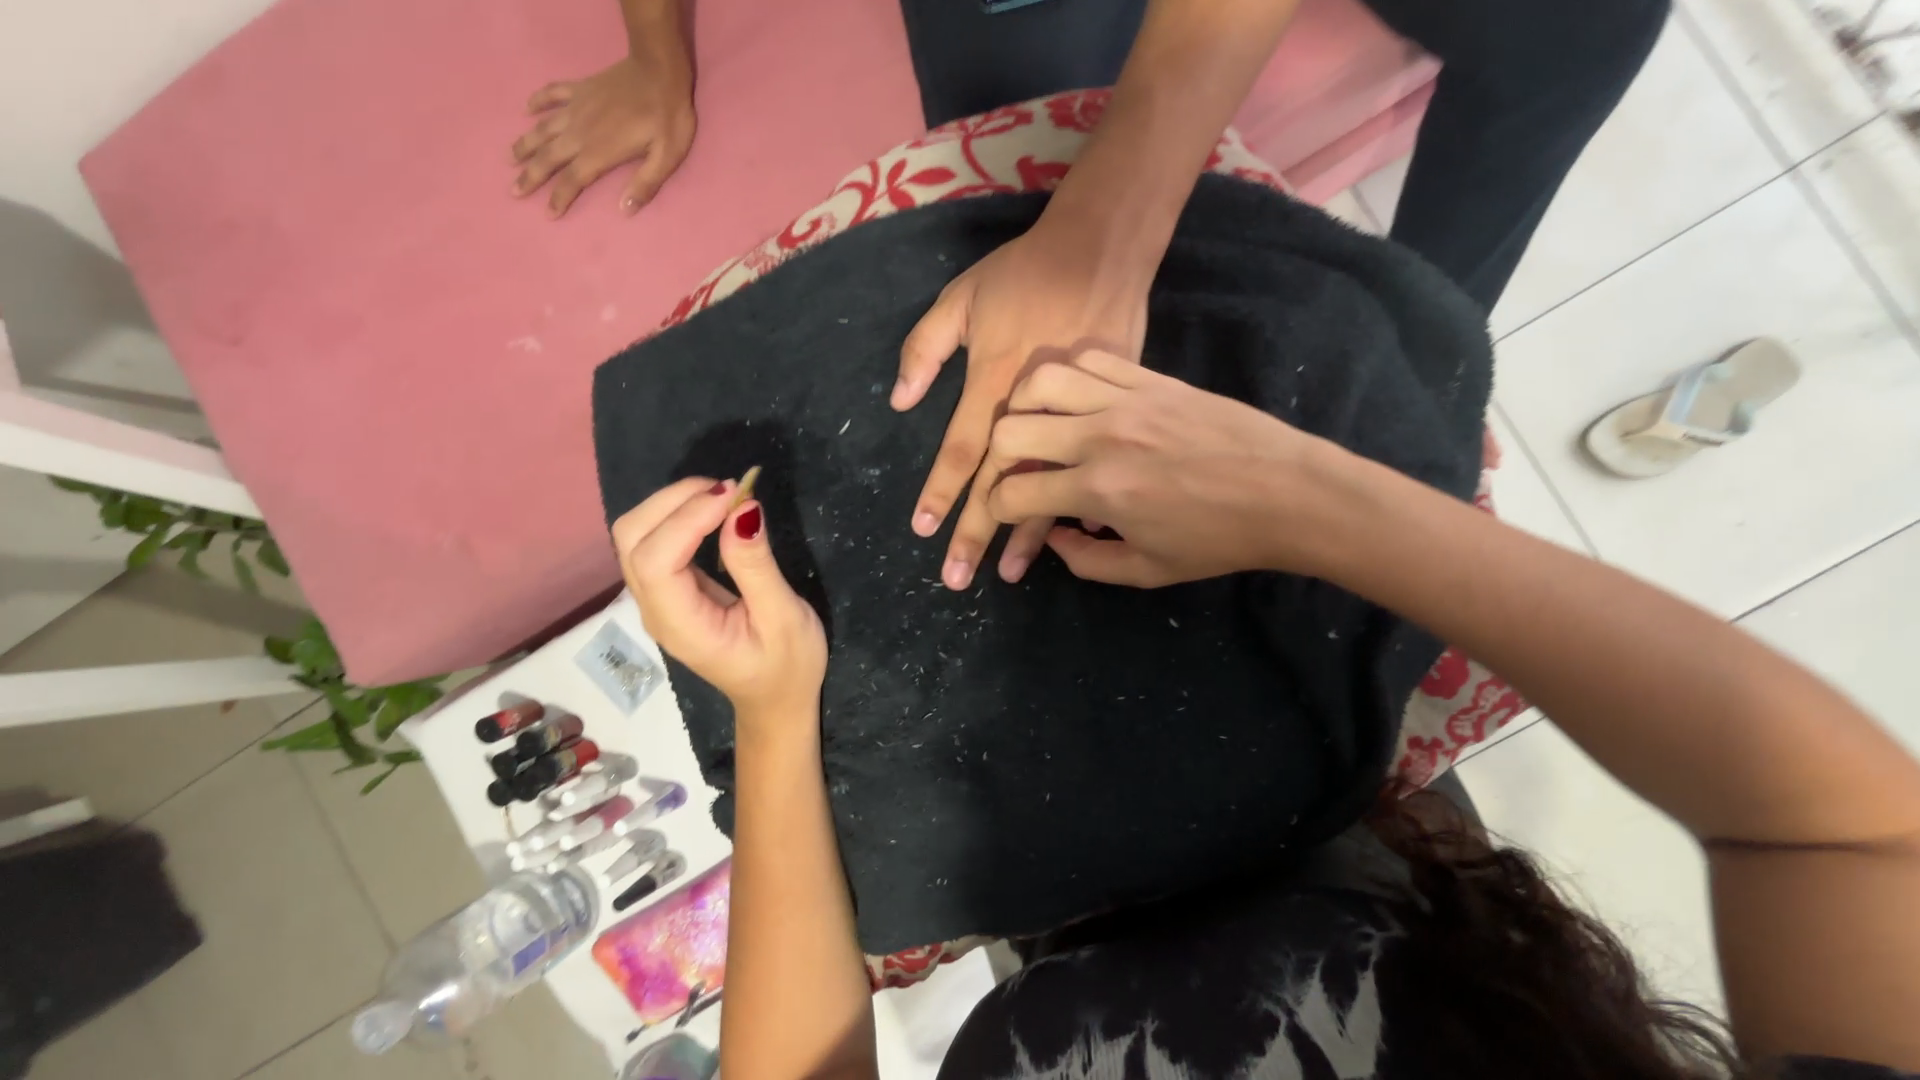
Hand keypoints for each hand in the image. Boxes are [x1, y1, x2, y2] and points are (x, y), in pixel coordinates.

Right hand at [511, 43, 695, 217]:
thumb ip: (645, 184)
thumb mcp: (666, 157)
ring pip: (543, 128)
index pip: (572, 180)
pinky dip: (537, 102)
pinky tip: (526, 109)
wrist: (659, 70)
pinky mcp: (580, 89)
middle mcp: (580, 131)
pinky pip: (552, 94)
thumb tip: (625, 211)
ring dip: (525, 144)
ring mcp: (577, 108)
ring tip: (510, 158)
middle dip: (530, 176)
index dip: (559, 198)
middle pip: (548, 157)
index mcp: (599, 151)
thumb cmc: (668, 117)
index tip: (548, 213)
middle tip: (513, 191)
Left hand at [613, 478, 826, 730]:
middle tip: (728, 488)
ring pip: (635, 535)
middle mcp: (655, 610)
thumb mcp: (784, 618)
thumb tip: (743, 508)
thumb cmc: (787, 666)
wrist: (776, 701)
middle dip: (672, 500)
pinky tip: (713, 510)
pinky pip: (653, 541)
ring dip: (673, 503)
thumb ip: (756, 565)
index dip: (686, 517)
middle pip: (631, 538)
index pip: (655, 559)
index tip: (734, 494)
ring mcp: (655, 600)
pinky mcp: (666, 591)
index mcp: (682, 625)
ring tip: (724, 495)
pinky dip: (677, 514)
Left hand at [892, 220, 1149, 590]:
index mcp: (992, 383)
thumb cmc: (1024, 272)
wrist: (1101, 249)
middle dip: (976, 532)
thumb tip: (900, 402)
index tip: (923, 530)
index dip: (940, 493)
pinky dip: (1082, 500)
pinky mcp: (1107, 411)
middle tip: (957, 578)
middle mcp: (1030, 410)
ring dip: (1025, 533)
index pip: (960, 452)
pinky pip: (1090, 466)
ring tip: (1010, 573)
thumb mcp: (961, 297)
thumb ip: (924, 349)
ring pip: (1045, 485)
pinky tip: (1077, 534)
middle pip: (999, 483)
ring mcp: (1074, 414)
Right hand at [980, 351, 1338, 586]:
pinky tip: (1078, 399)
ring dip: (1025, 407)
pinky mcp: (1152, 378)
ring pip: (1042, 381)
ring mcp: (1127, 400)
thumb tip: (1052, 538)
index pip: (1014, 494)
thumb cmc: (1218, 541)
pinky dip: (1070, 377)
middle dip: (999, 458)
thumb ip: (1086, 560)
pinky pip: (1090, 359)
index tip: (1005, 511)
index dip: (996, 508)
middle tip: (1016, 470)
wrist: (1288, 493)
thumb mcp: (1148, 571)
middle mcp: (1101, 438)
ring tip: (1035, 425)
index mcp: (1100, 491)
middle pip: (1010, 431)